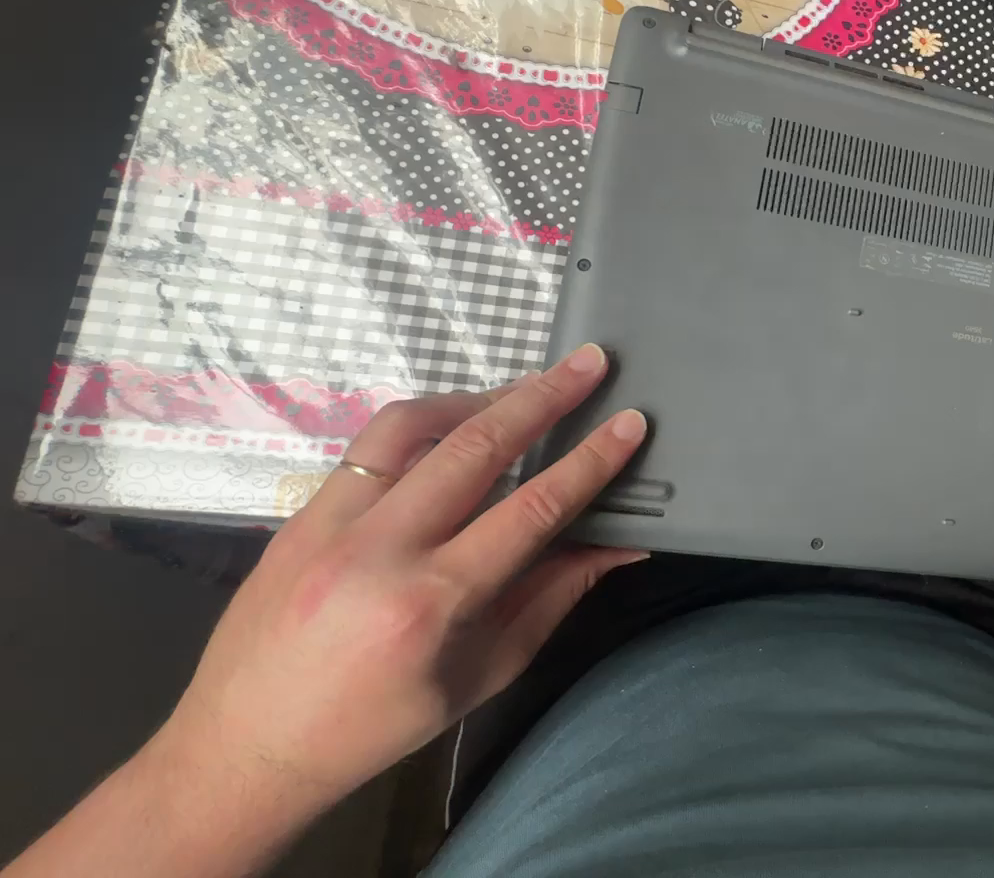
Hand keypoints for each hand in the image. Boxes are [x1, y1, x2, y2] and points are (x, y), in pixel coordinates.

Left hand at [165, 343, 649, 814]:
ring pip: (411, 427)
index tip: (631, 421)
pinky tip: (460, 425)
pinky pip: (371, 446)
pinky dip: (427, 423)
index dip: (592, 460)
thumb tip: (624, 542)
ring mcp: (327, 525)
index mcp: (433, 600)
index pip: (534, 508)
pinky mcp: (298, 516)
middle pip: (476, 446)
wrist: (241, 753)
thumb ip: (558, 592)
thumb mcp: (490, 667)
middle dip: (543, 396)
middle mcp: (378, 549)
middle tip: (589, 361)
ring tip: (526, 388)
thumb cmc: (384, 723)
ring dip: (479, 397)